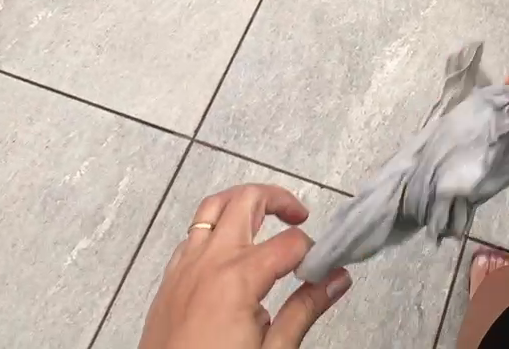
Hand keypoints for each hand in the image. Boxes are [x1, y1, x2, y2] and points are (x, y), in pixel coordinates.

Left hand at [139, 183, 349, 348]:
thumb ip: (305, 309)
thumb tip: (340, 277)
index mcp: (238, 277)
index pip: (290, 243)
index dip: (313, 251)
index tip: (323, 269)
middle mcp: (210, 260)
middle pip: (248, 200)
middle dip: (279, 200)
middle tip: (300, 217)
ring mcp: (184, 267)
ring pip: (213, 206)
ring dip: (242, 203)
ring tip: (264, 218)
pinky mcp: (168, 281)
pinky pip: (193, 234)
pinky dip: (215, 228)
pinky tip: (229, 253)